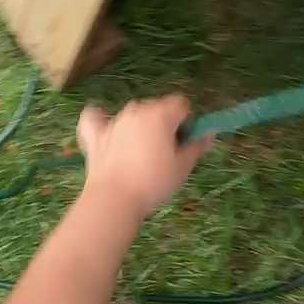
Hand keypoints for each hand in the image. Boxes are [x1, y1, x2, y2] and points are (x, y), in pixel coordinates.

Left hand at [76, 95, 212, 220]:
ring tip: (139, 156)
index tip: (184, 143)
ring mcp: (114, 121)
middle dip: (164, 125)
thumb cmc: (154, 183)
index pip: (181, 105)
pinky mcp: (95, 135)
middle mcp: (137, 111)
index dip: (187, 122)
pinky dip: (102, 121)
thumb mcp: (183, 167)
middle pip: (157, 109)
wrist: (115, 199)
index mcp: (161, 114)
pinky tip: (108, 132)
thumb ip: (197, 147)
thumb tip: (208, 134)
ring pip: (133, 115)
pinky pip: (95, 118)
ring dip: (140, 128)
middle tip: (165, 154)